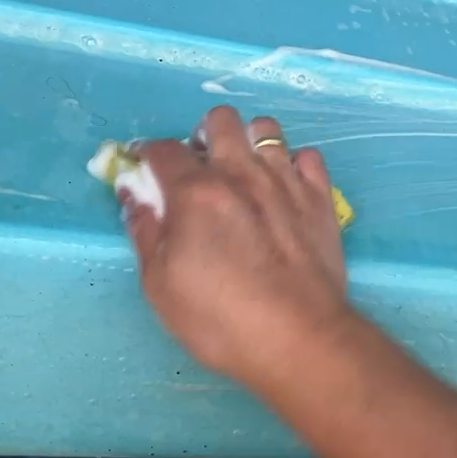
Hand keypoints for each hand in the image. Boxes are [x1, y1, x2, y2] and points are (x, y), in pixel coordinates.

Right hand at [122, 106, 350, 386]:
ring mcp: (287, 180)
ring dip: (251, 142)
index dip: (148, 155)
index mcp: (196, 191)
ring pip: (267, 129)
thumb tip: (135, 197)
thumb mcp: (160, 285)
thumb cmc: (220, 319)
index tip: (146, 169)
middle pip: (221, 120)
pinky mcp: (321, 196)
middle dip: (204, 136)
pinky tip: (287, 188)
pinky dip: (295, 164)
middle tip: (202, 169)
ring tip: (246, 172)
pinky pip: (309, 156)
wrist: (299, 337)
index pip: (163, 149)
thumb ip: (146, 232)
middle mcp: (242, 172)